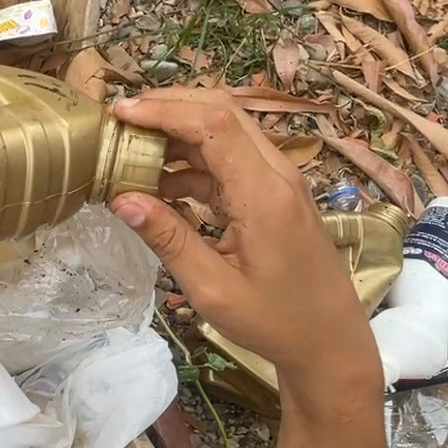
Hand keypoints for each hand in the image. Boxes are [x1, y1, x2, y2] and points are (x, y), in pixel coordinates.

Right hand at [107, 88, 376, 383]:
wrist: (329, 340)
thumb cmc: (273, 320)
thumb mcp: (211, 288)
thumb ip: (167, 239)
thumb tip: (121, 199)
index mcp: (264, 194)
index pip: (214, 125)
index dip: (164, 110)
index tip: (118, 113)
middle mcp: (276, 175)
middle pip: (222, 113)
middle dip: (167, 107)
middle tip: (118, 120)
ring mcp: (276, 182)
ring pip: (223, 133)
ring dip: (175, 133)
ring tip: (128, 151)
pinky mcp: (270, 195)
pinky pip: (226, 161)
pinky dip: (188, 163)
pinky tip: (156, 186)